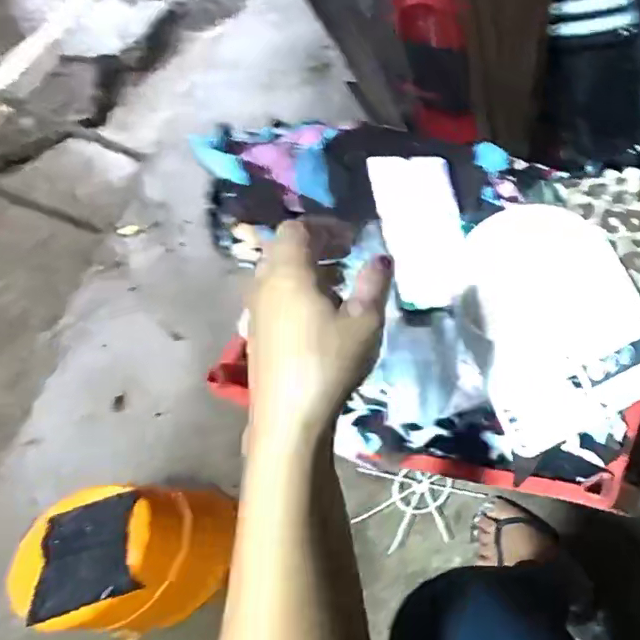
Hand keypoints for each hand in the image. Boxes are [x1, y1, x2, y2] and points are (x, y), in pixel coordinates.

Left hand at [247, 220, 390, 444]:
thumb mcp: (366, 321)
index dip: (326, 227)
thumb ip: (374, 284)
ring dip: (309, 266)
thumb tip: (382, 256)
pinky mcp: (259, 328)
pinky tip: (325, 308)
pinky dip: (300, 286)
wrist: (290, 412)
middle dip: (318, 244)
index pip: (297, 230)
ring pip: (278, 270)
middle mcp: (264, 283)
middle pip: (284, 248)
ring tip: (342, 280)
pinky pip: (276, 291)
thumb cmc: (331, 360)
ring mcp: (256, 307)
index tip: (355, 237)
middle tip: (351, 253)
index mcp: (288, 274)